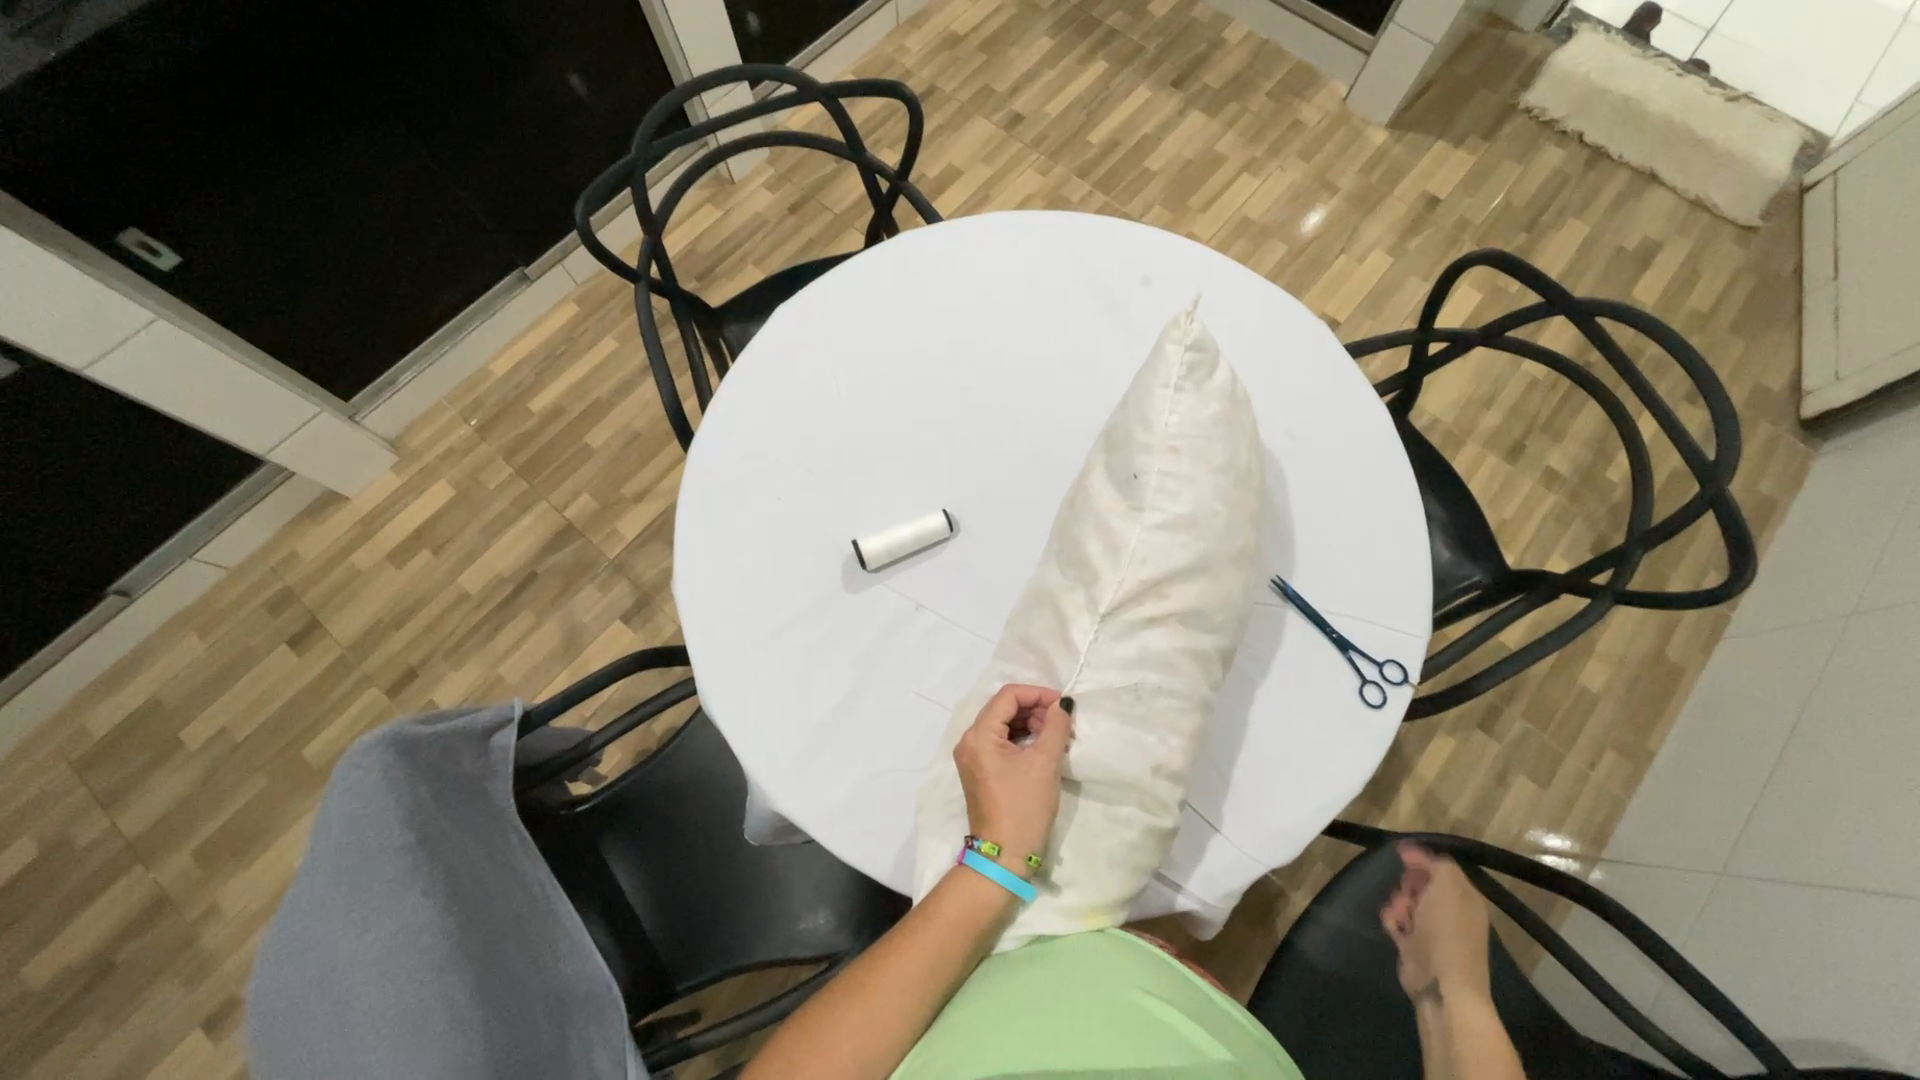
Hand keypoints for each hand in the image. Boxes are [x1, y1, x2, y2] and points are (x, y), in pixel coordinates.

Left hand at [953, 685, 1073, 876]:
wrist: (1004, 856)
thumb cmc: (1023, 807)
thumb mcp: (1044, 763)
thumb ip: (1055, 726)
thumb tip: (1063, 704)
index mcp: (979, 735)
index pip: (1008, 696)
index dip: (1037, 694)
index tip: (1064, 704)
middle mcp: (969, 741)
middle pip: (1002, 708)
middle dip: (1034, 708)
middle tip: (1062, 721)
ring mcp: (972, 756)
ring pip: (1002, 724)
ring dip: (1029, 723)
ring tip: (1055, 734)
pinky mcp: (980, 770)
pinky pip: (1000, 742)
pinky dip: (1021, 739)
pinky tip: (1042, 746)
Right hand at [1380, 843, 1492, 1005]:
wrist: (1441, 983)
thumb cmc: (1448, 932)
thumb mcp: (1448, 888)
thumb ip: (1436, 864)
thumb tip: (1414, 852)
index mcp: (1464, 898)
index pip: (1441, 868)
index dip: (1421, 860)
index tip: (1400, 855)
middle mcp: (1450, 911)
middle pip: (1420, 883)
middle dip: (1408, 884)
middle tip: (1407, 892)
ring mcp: (1432, 929)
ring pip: (1405, 901)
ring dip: (1398, 904)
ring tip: (1400, 916)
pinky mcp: (1413, 944)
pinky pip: (1397, 921)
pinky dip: (1393, 921)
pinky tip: (1395, 929)